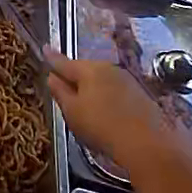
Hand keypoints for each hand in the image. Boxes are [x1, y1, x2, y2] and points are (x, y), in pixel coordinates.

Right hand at [44, 50, 172, 166]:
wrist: (146, 143)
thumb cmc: (101, 126)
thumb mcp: (72, 111)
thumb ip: (60, 92)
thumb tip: (52, 77)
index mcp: (89, 70)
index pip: (64, 62)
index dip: (52, 58)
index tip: (45, 48)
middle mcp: (109, 69)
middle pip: (85, 70)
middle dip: (73, 77)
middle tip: (62, 90)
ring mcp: (127, 80)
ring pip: (101, 80)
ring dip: (91, 89)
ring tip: (84, 107)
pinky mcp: (140, 95)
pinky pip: (115, 91)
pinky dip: (106, 98)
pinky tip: (105, 114)